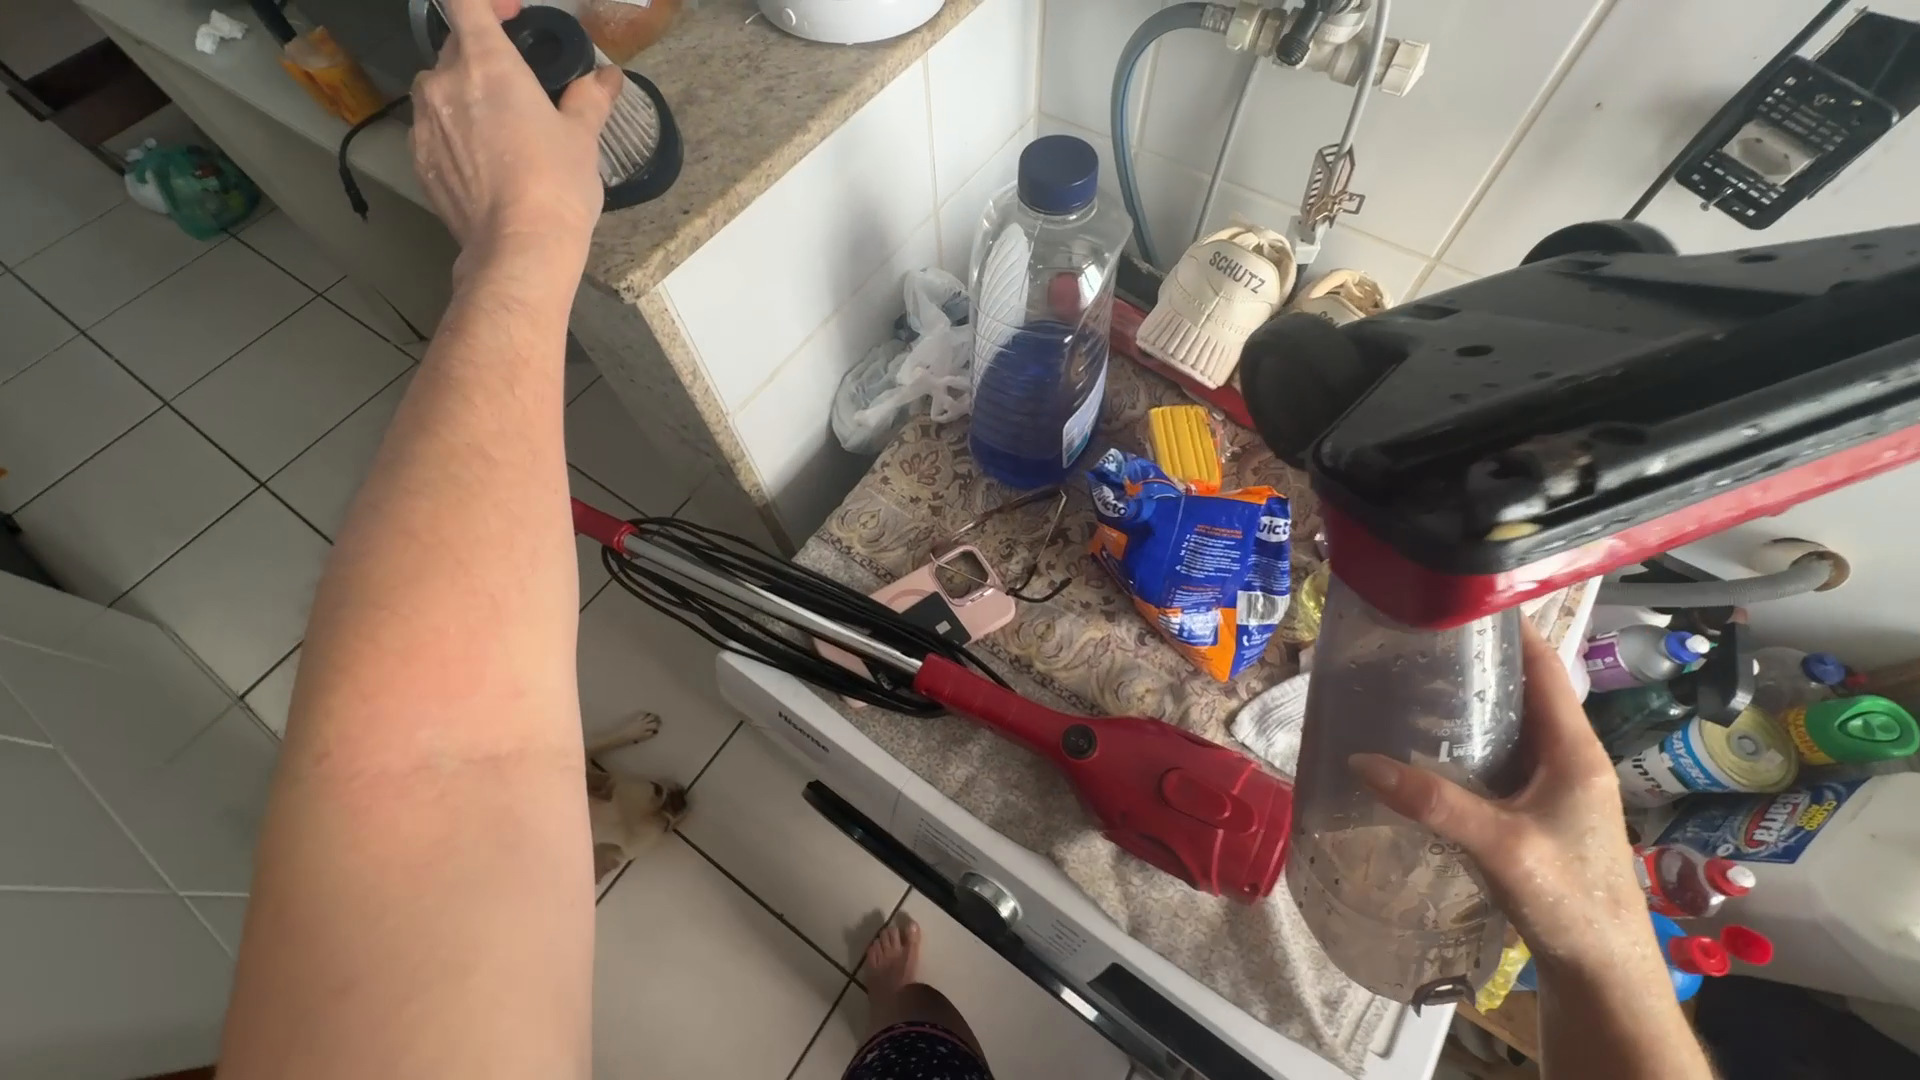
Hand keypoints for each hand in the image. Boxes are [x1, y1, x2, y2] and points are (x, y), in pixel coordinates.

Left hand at [410, 0, 625, 257]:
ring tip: (500, 134)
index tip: (509, 17)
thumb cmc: (557, 186)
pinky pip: (434, 132)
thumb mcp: (582, 141)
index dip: (487, 3)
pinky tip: (485, 167)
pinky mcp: (420, 160)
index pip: (465, 3)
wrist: (520, 248)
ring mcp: (425, 122)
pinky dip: (456, 137)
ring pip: (440, 91)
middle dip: (483, 60)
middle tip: (518, 91)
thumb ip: (590, 101)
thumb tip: (609, 78)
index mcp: (488, 64)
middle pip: (455, 49)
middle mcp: (444, 82)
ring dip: (466, 99)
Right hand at [1347, 623, 1658, 971]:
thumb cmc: (1569, 900)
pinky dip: (1462, 736)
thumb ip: (1433, 801)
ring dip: (1467, 698)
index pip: (1544, 668)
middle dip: (1475, 658)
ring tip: (1409, 677)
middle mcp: (1566, 756)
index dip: (1509, 629)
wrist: (1601, 971)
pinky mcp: (1533, 807)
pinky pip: (1496, 753)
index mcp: (1573, 750)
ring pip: (1507, 721)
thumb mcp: (1499, 846)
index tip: (1458, 597)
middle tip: (1414, 636)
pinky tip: (1423, 741)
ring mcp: (1551, 783)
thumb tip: (1359, 759)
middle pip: (1522, 688)